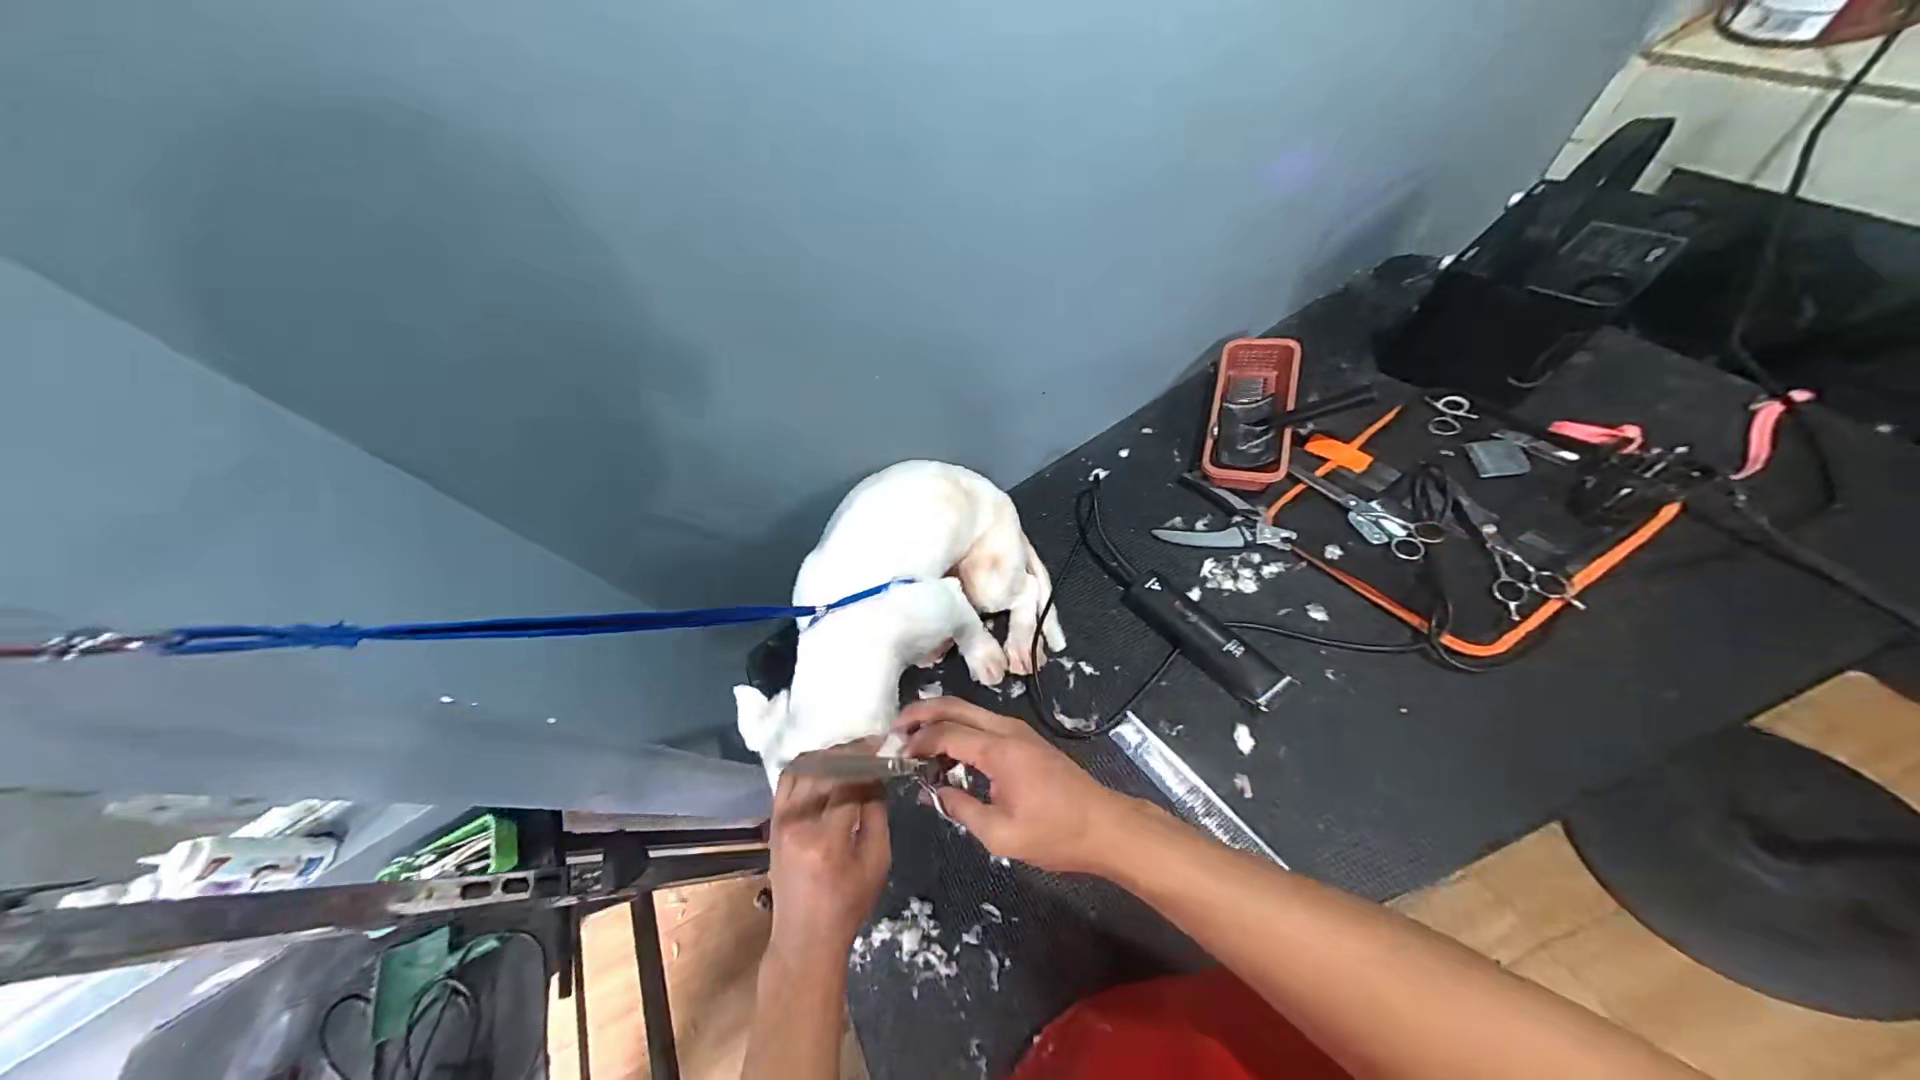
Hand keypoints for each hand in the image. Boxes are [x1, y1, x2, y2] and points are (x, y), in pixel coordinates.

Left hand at [766, 746, 891, 959]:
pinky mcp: (773, 822)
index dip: (868, 763)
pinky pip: (788, 780)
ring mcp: (780, 821)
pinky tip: (826, 764)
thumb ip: (877, 814)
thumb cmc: (847, 904)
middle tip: (872, 746)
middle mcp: (797, 824)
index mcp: (826, 839)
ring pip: (801, 769)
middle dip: (850, 753)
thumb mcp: (876, 861)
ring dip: (827, 755)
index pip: (847, 783)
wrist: (804, 936)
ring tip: (851, 753)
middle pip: (822, 769)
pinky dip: (807, 766)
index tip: (885, 752)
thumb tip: (876, 778)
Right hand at [895, 697, 1153, 875]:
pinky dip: (959, 729)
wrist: (1105, 826)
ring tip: (914, 742)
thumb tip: (932, 792)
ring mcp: (1018, 731)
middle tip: (895, 730)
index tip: (896, 756)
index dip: (916, 742)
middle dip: (921, 713)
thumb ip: (961, 809)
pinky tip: (947, 753)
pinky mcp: (1025, 739)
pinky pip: (983, 724)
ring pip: (969, 711)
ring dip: (940, 720)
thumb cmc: (1055, 834)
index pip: (945, 733)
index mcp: (999, 750)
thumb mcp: (1001, 835)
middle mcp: (1007, 729)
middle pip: (955, 706)